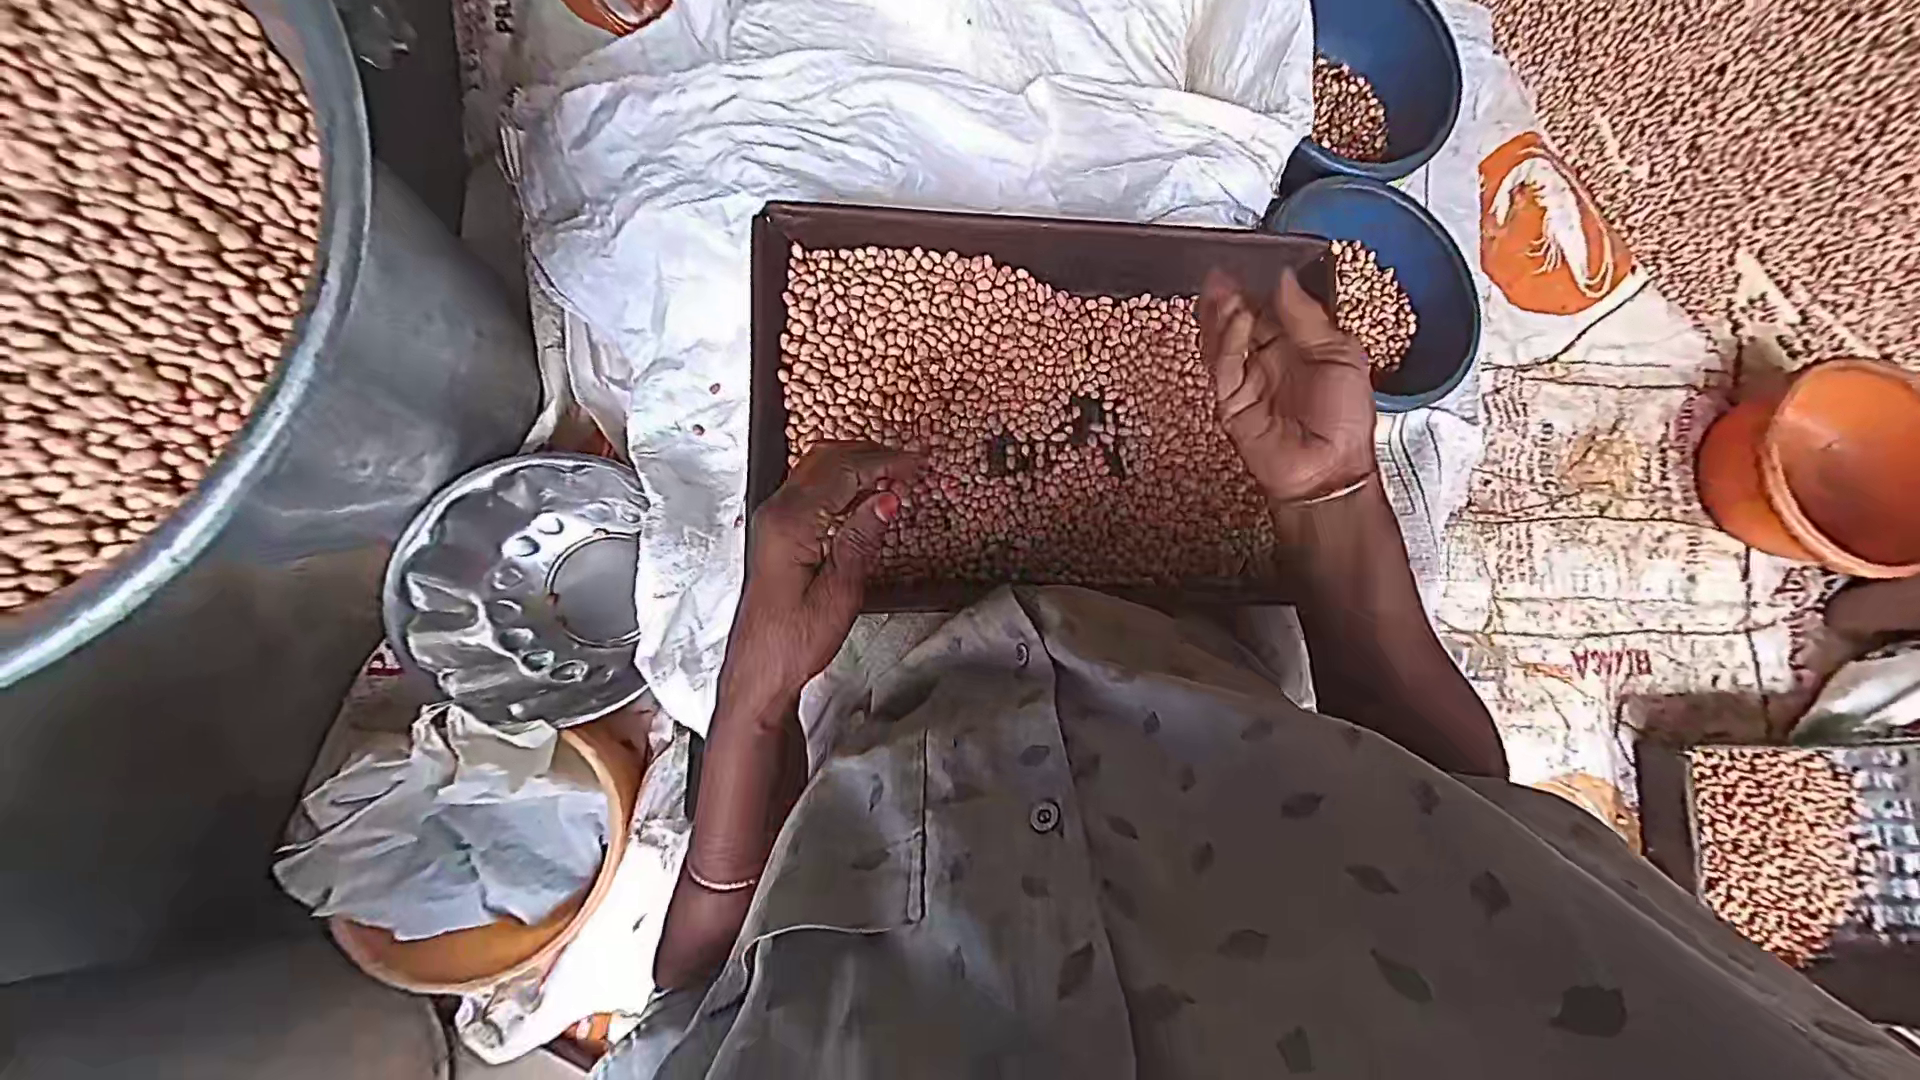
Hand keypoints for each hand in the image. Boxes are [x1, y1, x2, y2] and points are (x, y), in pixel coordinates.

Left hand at [717, 441, 921, 726]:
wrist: (760, 670)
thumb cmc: (795, 640)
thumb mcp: (840, 592)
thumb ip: (862, 538)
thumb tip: (888, 498)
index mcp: (791, 523)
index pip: (843, 471)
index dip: (884, 462)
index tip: (915, 462)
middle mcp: (776, 512)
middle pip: (826, 459)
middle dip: (871, 454)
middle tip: (909, 463)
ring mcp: (773, 520)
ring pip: (817, 469)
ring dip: (856, 464)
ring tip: (894, 474)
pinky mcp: (776, 532)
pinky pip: (812, 490)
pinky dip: (842, 482)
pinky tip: (865, 495)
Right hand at [1200, 267, 1375, 503]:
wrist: (1330, 469)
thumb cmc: (1343, 421)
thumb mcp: (1340, 354)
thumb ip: (1308, 318)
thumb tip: (1286, 281)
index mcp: (1292, 348)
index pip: (1264, 312)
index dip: (1252, 290)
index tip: (1243, 267)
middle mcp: (1263, 363)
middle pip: (1234, 325)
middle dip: (1225, 301)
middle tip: (1219, 277)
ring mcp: (1244, 384)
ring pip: (1221, 344)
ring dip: (1221, 317)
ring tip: (1224, 293)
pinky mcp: (1230, 404)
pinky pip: (1223, 368)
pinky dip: (1228, 343)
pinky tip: (1238, 322)